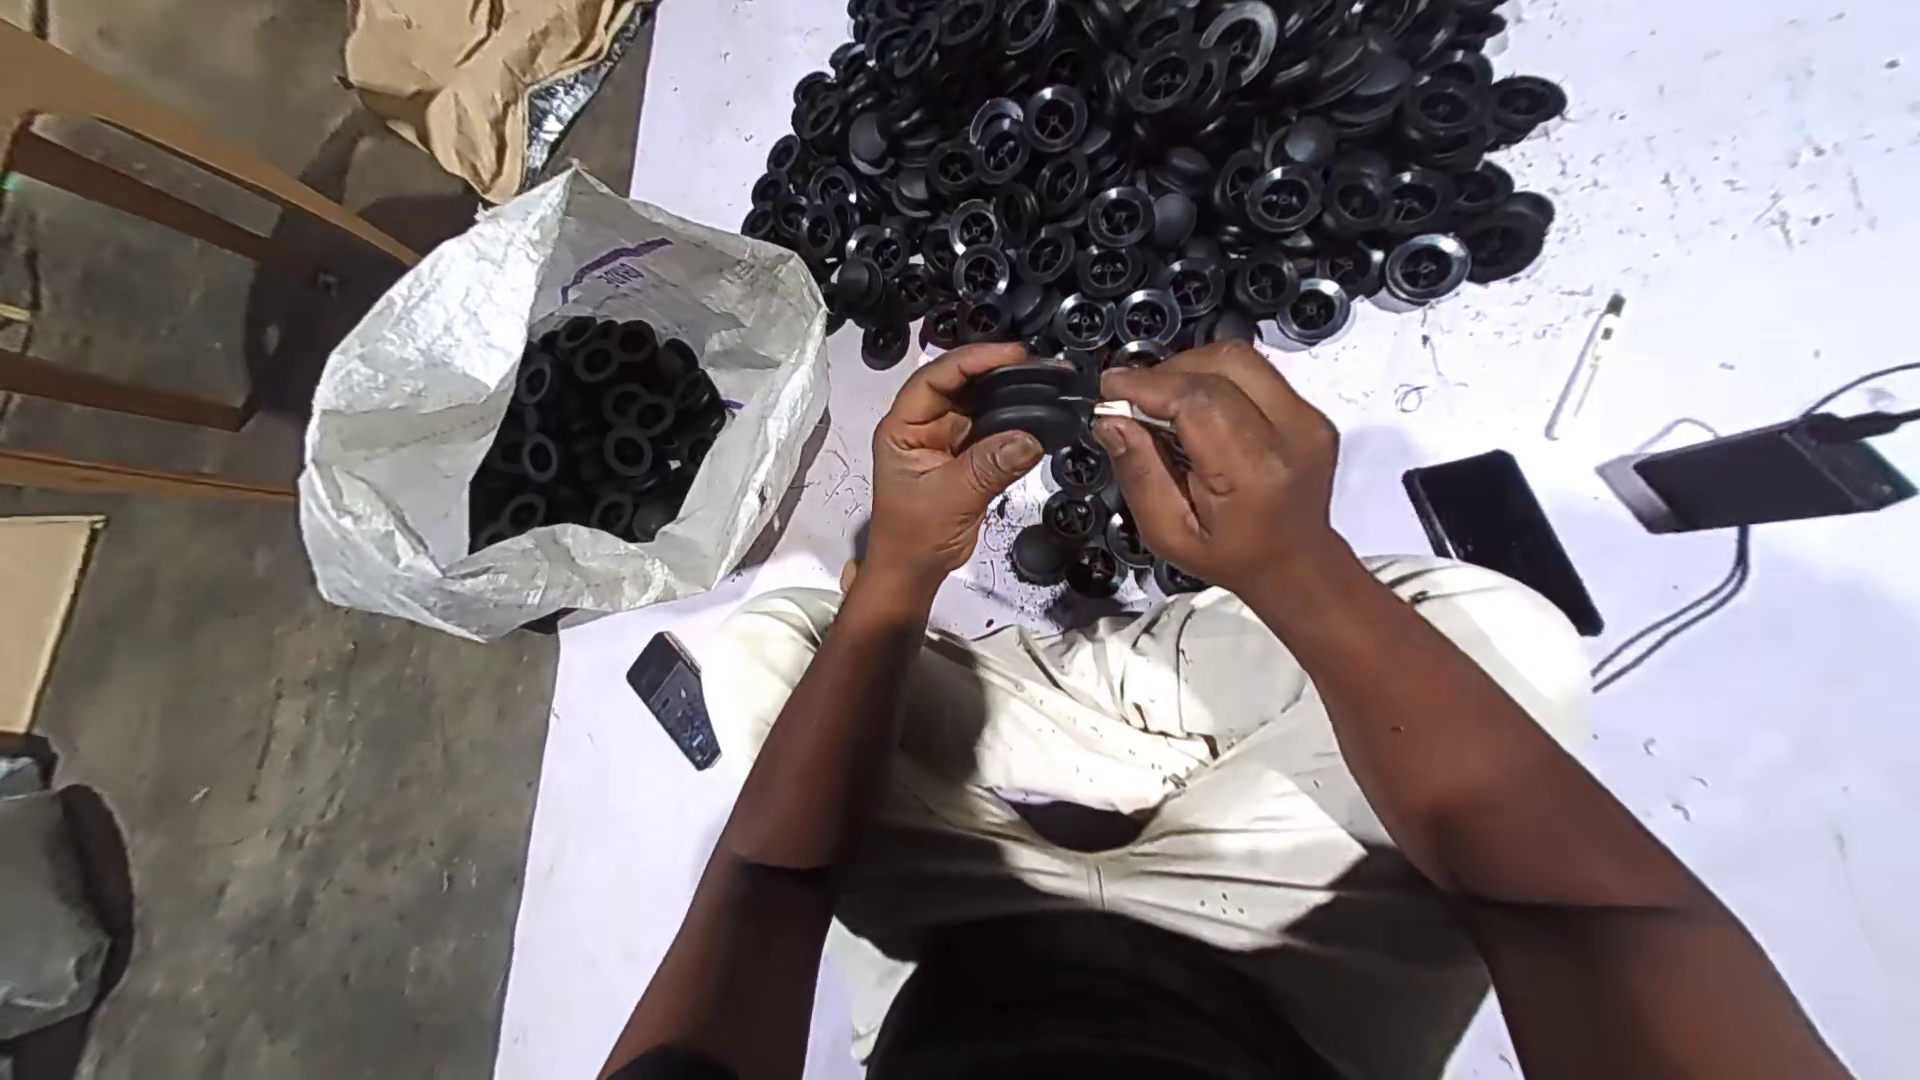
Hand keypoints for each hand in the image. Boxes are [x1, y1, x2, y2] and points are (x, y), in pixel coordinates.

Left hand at [865, 342, 1044, 593]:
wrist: (915, 571)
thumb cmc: (910, 539)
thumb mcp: (948, 499)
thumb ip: (987, 467)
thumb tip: (1026, 439)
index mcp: (903, 428)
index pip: (934, 378)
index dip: (970, 360)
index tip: (1008, 355)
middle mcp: (924, 428)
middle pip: (960, 384)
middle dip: (996, 372)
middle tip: (1033, 366)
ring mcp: (947, 441)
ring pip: (980, 405)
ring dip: (1009, 395)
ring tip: (1040, 384)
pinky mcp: (968, 457)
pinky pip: (994, 431)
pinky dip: (1014, 423)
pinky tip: (1035, 416)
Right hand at [1093, 341, 1350, 594]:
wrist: (1292, 562)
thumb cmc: (1234, 556)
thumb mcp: (1168, 533)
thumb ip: (1139, 475)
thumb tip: (1111, 424)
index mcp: (1256, 472)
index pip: (1199, 398)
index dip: (1147, 385)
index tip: (1112, 390)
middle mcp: (1292, 435)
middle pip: (1221, 365)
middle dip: (1163, 374)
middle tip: (1130, 400)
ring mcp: (1305, 418)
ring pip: (1236, 359)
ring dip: (1186, 371)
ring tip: (1159, 404)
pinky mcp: (1305, 409)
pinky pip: (1251, 371)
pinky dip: (1210, 379)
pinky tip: (1190, 409)